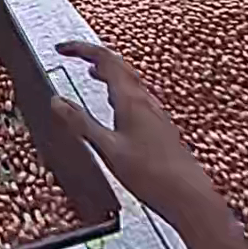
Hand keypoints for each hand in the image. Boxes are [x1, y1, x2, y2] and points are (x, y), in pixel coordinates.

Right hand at [53, 42, 247, 248]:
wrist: (191, 199)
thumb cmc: (152, 176)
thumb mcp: (107, 149)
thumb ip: (80, 123)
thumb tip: (56, 101)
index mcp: (130, 99)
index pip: (104, 59)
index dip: (81, 49)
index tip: (61, 48)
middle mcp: (144, 100)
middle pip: (118, 63)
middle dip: (93, 54)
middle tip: (72, 54)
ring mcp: (154, 112)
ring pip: (128, 78)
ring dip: (107, 69)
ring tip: (91, 71)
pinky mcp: (159, 125)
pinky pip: (136, 94)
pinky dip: (119, 88)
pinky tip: (115, 103)